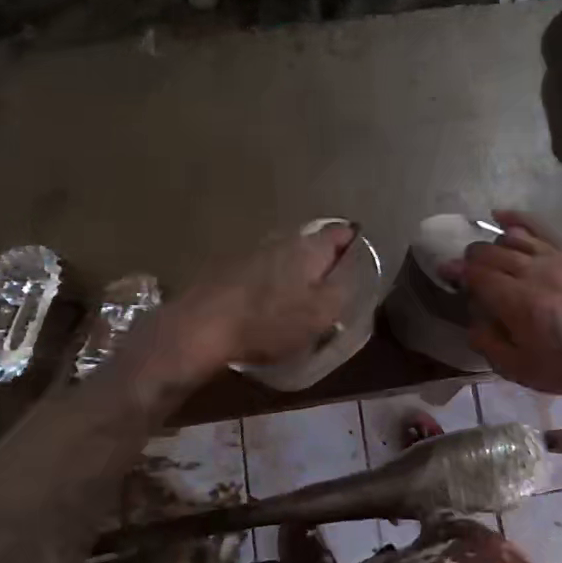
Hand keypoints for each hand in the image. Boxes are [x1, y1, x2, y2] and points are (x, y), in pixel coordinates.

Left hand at [157, 222, 356, 376]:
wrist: (201, 328)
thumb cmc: (268, 323)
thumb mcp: (321, 314)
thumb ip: (342, 290)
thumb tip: (351, 273)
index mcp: (308, 248)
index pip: (340, 234)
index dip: (353, 244)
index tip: (360, 260)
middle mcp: (281, 241)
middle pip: (311, 245)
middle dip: (322, 261)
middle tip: (332, 285)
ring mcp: (250, 252)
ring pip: (283, 257)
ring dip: (293, 273)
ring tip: (300, 297)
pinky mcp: (227, 269)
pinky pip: (260, 271)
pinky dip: (269, 283)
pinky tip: (266, 305)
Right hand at [451, 210, 561, 398]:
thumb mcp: (516, 368)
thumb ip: (487, 342)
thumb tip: (473, 320)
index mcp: (518, 303)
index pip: (477, 275)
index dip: (457, 271)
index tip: (444, 271)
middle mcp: (535, 274)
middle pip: (491, 252)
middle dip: (471, 257)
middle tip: (464, 269)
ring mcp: (556, 261)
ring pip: (513, 239)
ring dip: (491, 243)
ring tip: (483, 253)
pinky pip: (541, 230)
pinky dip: (518, 221)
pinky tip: (502, 217)